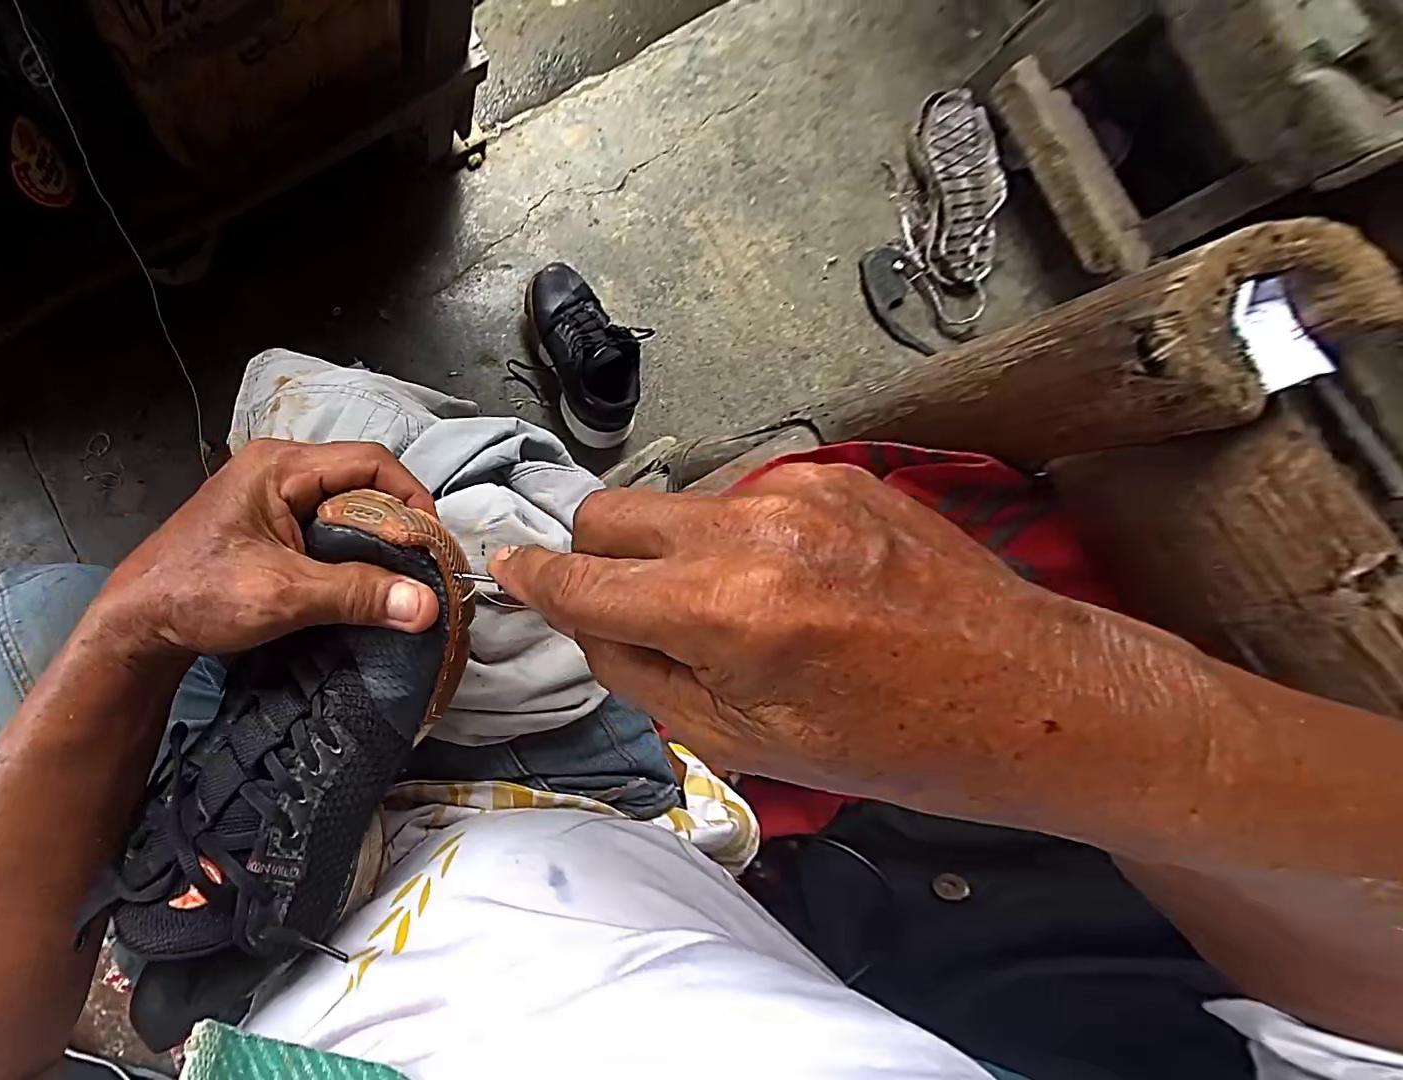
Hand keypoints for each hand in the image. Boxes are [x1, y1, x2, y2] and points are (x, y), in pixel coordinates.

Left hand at [84, 439, 440, 662]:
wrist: (137, 623)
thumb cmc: (197, 595)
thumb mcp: (284, 594)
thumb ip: (358, 594)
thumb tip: (427, 605)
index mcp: (280, 466)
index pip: (370, 461)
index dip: (410, 495)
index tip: (431, 539)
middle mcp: (280, 470)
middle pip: (361, 482)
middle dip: (395, 522)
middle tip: (420, 565)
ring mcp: (273, 497)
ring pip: (346, 507)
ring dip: (374, 540)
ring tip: (398, 576)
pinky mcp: (271, 524)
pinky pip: (327, 527)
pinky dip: (351, 551)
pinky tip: (362, 580)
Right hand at [488, 463, 1125, 798]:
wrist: (1038, 696)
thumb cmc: (886, 740)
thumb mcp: (734, 738)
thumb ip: (635, 671)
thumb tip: (587, 621)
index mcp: (724, 610)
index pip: (584, 581)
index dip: (532, 577)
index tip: (506, 566)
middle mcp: (750, 532)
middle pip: (607, 512)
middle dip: (595, 555)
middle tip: (631, 602)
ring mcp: (793, 491)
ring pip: (669, 506)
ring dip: (669, 551)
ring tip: (736, 602)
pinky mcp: (828, 474)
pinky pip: (734, 500)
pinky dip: (731, 539)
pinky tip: (788, 578)